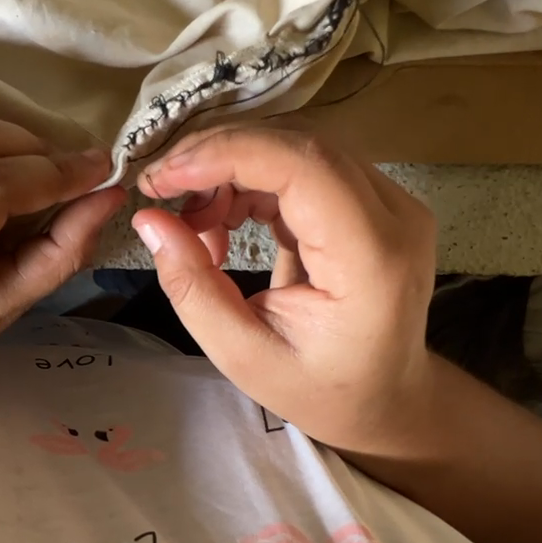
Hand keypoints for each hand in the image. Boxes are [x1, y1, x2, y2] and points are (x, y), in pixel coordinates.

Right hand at [130, 120, 437, 454]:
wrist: (384, 397)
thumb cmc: (318, 388)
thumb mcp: (241, 355)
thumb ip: (192, 288)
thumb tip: (148, 220)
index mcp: (371, 258)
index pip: (303, 166)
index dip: (226, 155)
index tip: (162, 178)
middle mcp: (392, 213)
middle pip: (298, 144)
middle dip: (217, 156)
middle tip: (161, 191)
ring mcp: (388, 200)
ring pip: (295, 148)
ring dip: (230, 170)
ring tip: (194, 225)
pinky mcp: (370, 199)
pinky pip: (300, 166)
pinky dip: (248, 182)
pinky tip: (222, 223)